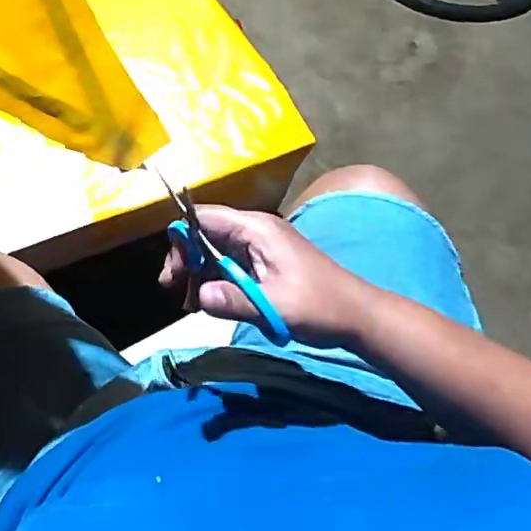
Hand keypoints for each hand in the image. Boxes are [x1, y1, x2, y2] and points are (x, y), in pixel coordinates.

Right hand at [158, 205, 379, 347]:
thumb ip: (233, 300)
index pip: (204, 217)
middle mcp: (254, 229)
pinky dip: (215, 278)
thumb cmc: (318, 305)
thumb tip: (198, 295)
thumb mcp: (273, 306)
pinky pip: (229, 261)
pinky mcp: (263, 259)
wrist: (356, 313)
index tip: (173, 274)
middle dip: (186, 259)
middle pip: (205, 232)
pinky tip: (211, 301)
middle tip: (177, 293)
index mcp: (256, 229)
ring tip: (191, 304)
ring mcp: (259, 244)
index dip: (182, 239)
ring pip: (214, 248)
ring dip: (199, 272)